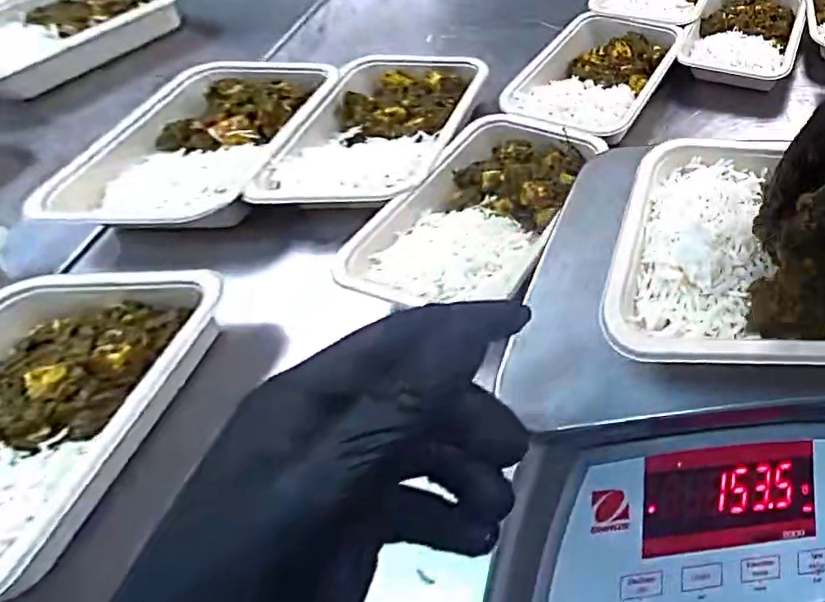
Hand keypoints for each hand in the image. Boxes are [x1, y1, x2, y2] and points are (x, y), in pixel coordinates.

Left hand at [114, 302, 531, 601]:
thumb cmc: (236, 569)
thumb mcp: (317, 486)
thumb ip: (396, 407)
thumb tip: (469, 332)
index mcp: (308, 399)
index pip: (402, 335)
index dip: (466, 322)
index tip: (524, 320)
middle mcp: (328, 426)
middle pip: (428, 397)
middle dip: (477, 423)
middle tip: (513, 453)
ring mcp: (338, 474)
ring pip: (430, 449)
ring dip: (472, 474)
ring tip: (495, 510)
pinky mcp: (348, 521)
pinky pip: (417, 500)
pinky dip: (452, 514)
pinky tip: (472, 537)